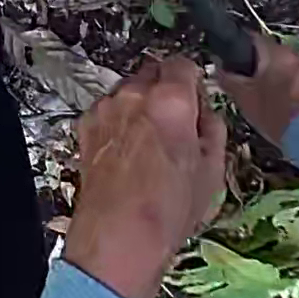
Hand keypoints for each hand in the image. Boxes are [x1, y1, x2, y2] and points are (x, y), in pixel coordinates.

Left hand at [64, 57, 228, 297]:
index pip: (182, 63)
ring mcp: (106, 107)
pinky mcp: (86, 123)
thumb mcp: (212, 170)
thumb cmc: (169, 207)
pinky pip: (108, 108)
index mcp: (171, 100)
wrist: (117, 233)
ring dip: (140, 103)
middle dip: (165, 88)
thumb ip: (212, 127)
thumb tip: (205, 111)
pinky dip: (118, 118)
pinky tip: (126, 148)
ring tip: (149, 140)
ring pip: (128, 90)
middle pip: (152, 72)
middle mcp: (133, 94)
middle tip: (175, 120)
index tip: (195, 95)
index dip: (191, 79)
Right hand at [214, 34, 298, 145]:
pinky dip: (285, 83)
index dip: (237, 47)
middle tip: (244, 80)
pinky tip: (278, 99)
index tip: (230, 58)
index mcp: (276, 53)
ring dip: (272, 73)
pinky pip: (295, 76)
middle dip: (256, 63)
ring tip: (261, 92)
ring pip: (283, 64)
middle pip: (269, 52)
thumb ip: (227, 78)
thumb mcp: (242, 96)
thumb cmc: (274, 114)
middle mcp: (295, 55)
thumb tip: (218, 68)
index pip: (251, 38)